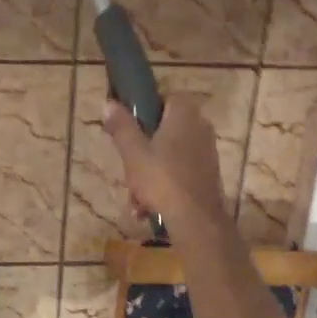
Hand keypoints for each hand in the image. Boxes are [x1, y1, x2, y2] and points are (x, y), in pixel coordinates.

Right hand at [102, 94, 229, 231]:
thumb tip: (108, 104)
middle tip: (129, 176)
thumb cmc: (161, 180)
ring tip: (136, 203)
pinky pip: (179, 173)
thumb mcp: (133, 154)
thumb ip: (121, 127)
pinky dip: (164, 187)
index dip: (143, 114)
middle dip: (142, 156)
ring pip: (169, 157)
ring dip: (149, 178)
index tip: (129, 134)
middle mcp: (200, 125)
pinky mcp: (208, 173)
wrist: (195, 217)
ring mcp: (207, 150)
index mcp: (184, 112)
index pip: (163, 100)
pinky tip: (150, 209)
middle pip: (164, 133)